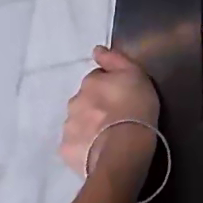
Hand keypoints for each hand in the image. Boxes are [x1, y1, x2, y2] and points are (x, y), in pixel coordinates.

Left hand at [59, 46, 160, 180]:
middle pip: (84, 101)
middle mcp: (75, 102)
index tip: (121, 97)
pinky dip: (84, 147)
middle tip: (116, 119)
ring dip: (89, 126)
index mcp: (90, 83)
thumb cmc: (135, 109)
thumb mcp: (135, 75)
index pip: (96, 79)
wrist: (124, 150)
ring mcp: (69, 127)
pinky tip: (99, 153)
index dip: (109, 87)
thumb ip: (115, 59)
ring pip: (78, 123)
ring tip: (108, 139)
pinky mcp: (67, 151)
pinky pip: (76, 145)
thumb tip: (97, 49)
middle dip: (95, 107)